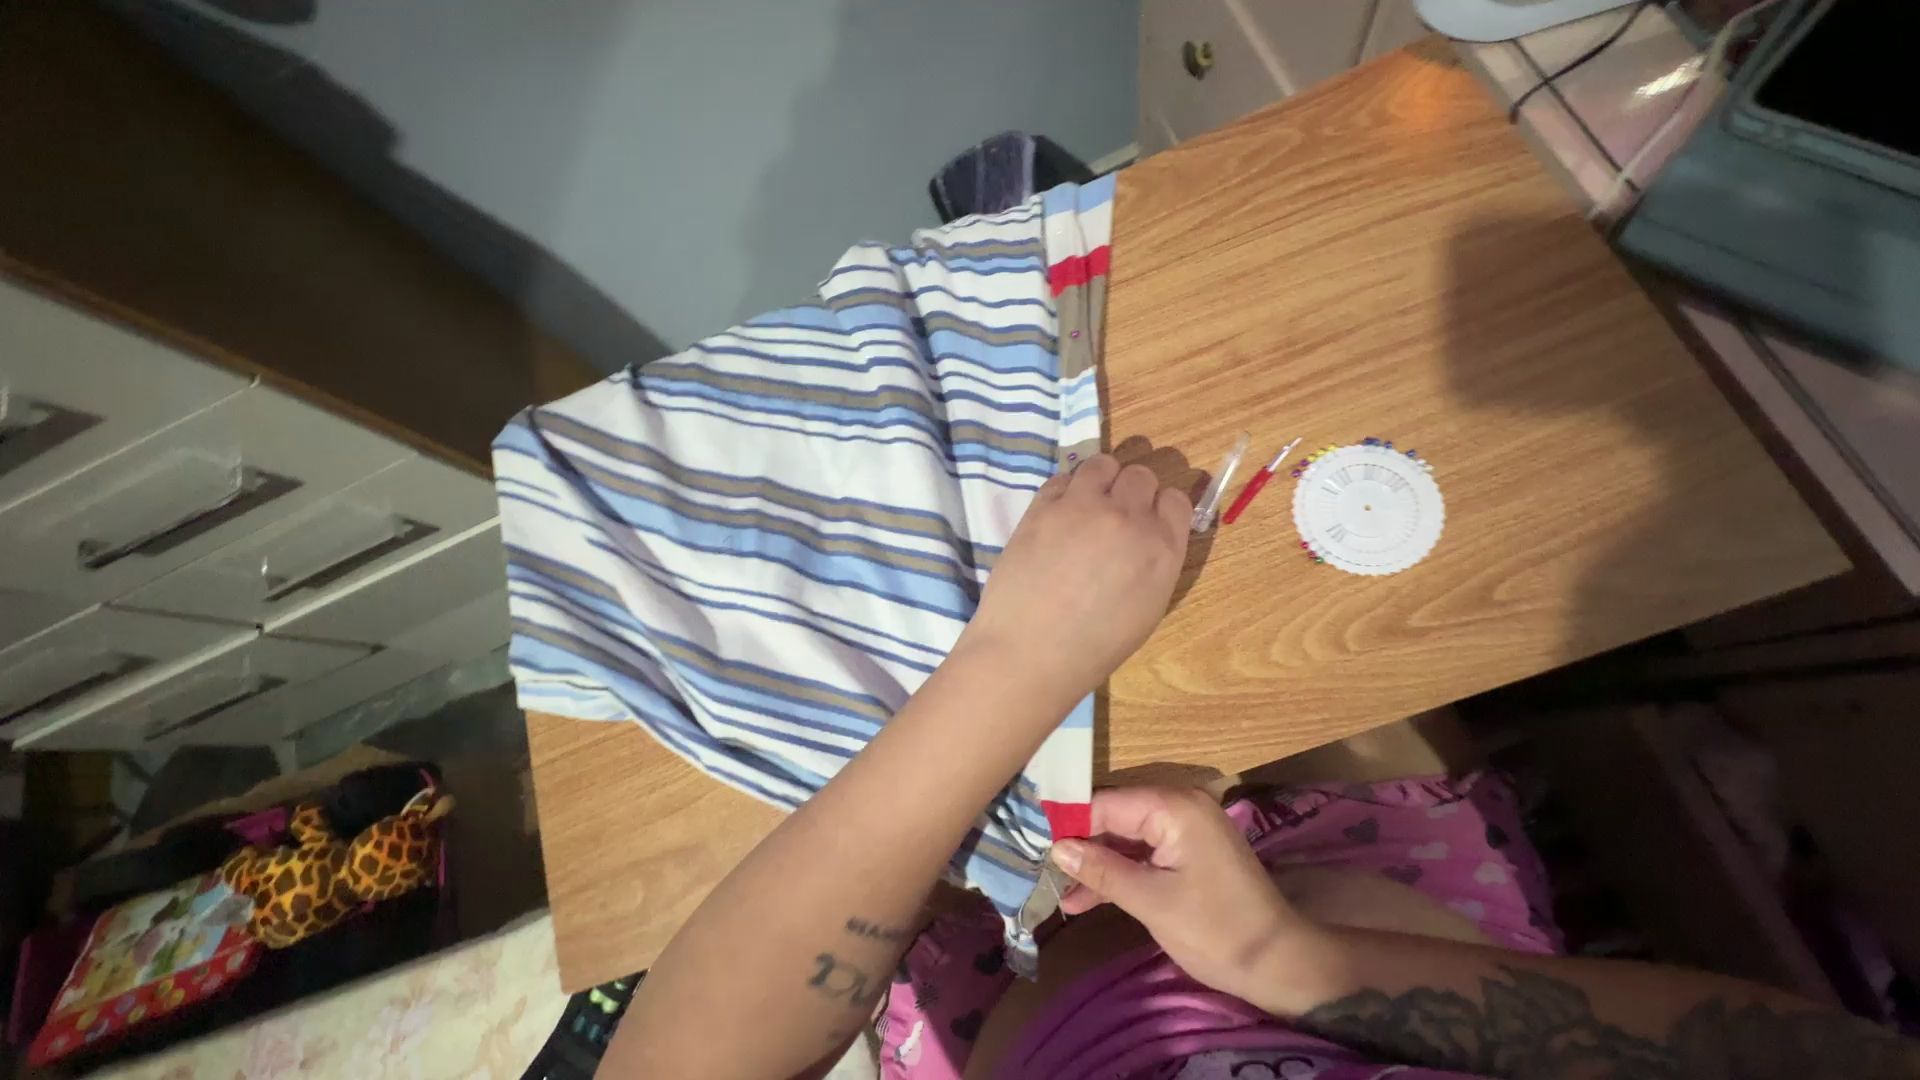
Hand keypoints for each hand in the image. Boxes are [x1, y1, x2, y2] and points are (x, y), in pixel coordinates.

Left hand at [960, 453, 1190, 709]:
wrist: (1031, 651)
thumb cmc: (1094, 646)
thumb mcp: (1147, 607)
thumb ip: (1155, 561)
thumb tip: (1148, 536)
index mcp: (1162, 548)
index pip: (1175, 499)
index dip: (1161, 507)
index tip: (1149, 519)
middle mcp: (1128, 517)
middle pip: (1141, 475)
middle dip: (1132, 491)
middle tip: (1116, 514)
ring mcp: (1082, 507)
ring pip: (1102, 464)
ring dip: (1101, 479)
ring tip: (1088, 504)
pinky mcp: (1043, 506)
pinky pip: (1063, 477)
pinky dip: (1066, 489)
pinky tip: (1059, 514)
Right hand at [1049, 787, 1329, 1003]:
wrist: (1279, 964)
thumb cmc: (1216, 929)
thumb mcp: (1152, 902)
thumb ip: (1102, 871)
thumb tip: (1057, 849)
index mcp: (1173, 806)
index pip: (1105, 803)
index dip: (1067, 823)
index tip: (1031, 843)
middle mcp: (1177, 805)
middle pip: (1112, 815)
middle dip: (1077, 843)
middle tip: (1037, 866)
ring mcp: (1182, 828)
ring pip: (1122, 836)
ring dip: (1093, 863)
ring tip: (1054, 889)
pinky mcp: (1185, 851)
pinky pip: (1140, 851)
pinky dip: (1116, 872)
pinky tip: (1082, 898)